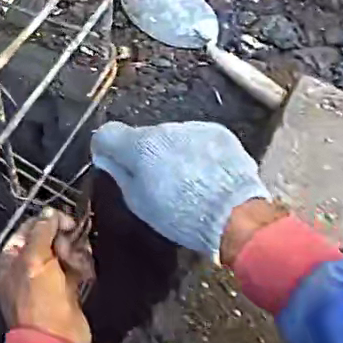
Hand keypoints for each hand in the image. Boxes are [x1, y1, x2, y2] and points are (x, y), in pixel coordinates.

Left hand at [0, 209, 92, 342]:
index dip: (47, 222)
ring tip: (78, 266)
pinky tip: (85, 273)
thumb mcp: (35, 260)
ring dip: (75, 254)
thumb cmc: (39, 300)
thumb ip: (42, 232)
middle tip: (69, 251)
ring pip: (64, 252)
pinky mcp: (66, 290)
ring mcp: (47, 278)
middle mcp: (27, 265)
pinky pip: (75, 267)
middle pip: (49, 238)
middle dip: (63, 240)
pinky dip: (81, 267)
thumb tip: (50, 212)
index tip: (66, 221)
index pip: (29, 228)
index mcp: (12, 258)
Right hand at [90, 120, 270, 259]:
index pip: (107, 133)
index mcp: (139, 146)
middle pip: (142, 137)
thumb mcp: (138, 203)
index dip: (106, 149)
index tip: (112, 161)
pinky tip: (204, 175)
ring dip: (170, 153)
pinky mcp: (216, 131)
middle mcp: (163, 129)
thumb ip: (119, 174)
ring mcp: (191, 128)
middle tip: (155, 182)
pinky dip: (194, 152)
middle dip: (144, 155)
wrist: (236, 214)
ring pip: (169, 138)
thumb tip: (107, 158)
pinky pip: (194, 138)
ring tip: (185, 182)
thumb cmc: (182, 215)